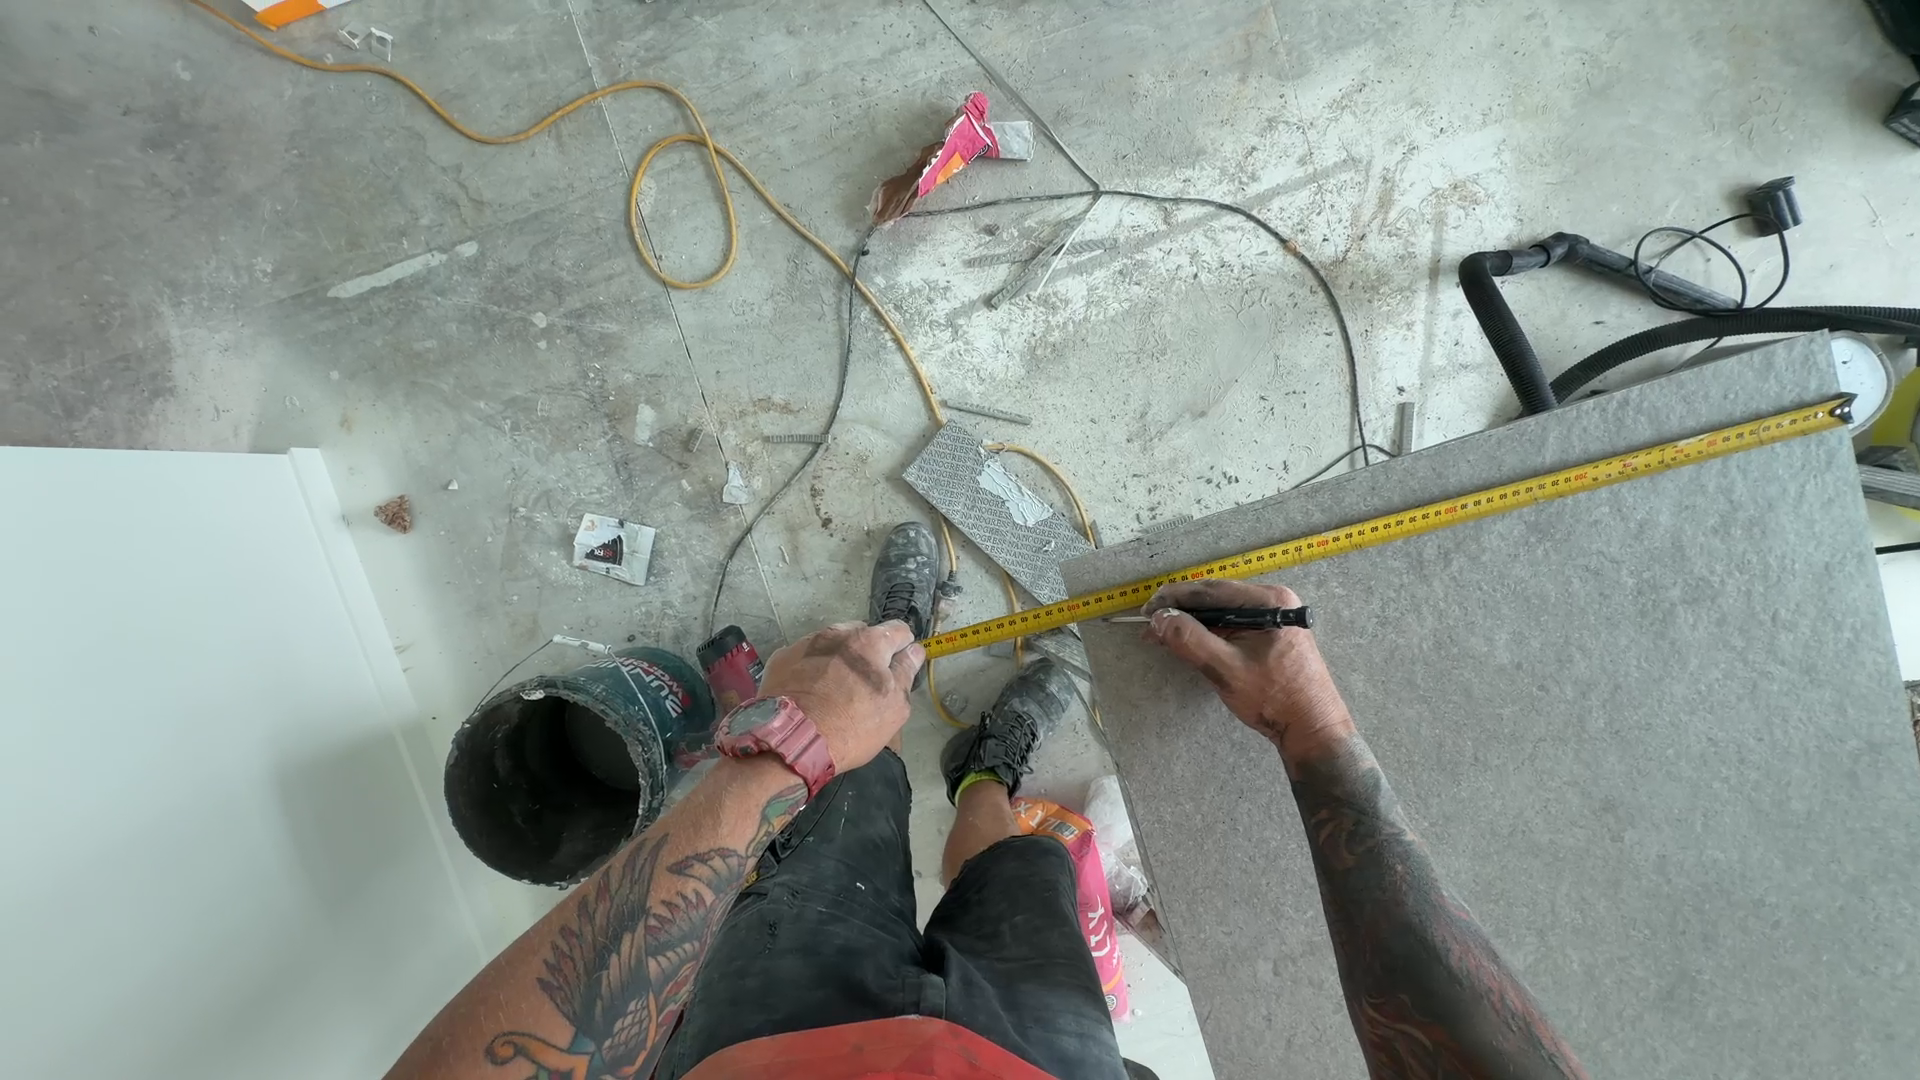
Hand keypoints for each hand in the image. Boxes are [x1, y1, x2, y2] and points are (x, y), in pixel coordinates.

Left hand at [756, 620, 925, 771]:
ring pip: (833, 643)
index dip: (903, 648)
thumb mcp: (893, 707)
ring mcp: (806, 643)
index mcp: (870, 641)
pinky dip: (812, 667)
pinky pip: (806, 656)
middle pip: (863, 634)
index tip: (898, 669)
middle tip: (864, 685)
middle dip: (868, 653)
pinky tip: (809, 692)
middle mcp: (837, 633)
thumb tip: (914, 650)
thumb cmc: (851, 727)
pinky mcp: (782, 658)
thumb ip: (906, 672)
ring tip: (833, 689)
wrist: (788, 743)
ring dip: (839, 658)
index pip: (899, 630)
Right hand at [1141, 580, 1354, 761]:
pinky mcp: (1269, 633)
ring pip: (1220, 611)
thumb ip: (1190, 639)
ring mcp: (1273, 617)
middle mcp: (1272, 601)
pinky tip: (1187, 641)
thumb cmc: (1274, 699)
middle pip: (1214, 598)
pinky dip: (1206, 632)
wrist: (1312, 728)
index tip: (1147, 611)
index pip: (1210, 590)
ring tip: (1162, 635)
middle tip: (1150, 624)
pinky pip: (1230, 624)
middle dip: (1179, 611)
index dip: (1173, 598)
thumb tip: (1158, 618)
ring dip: (1190, 623)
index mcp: (1268, 601)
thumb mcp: (1225, 669)